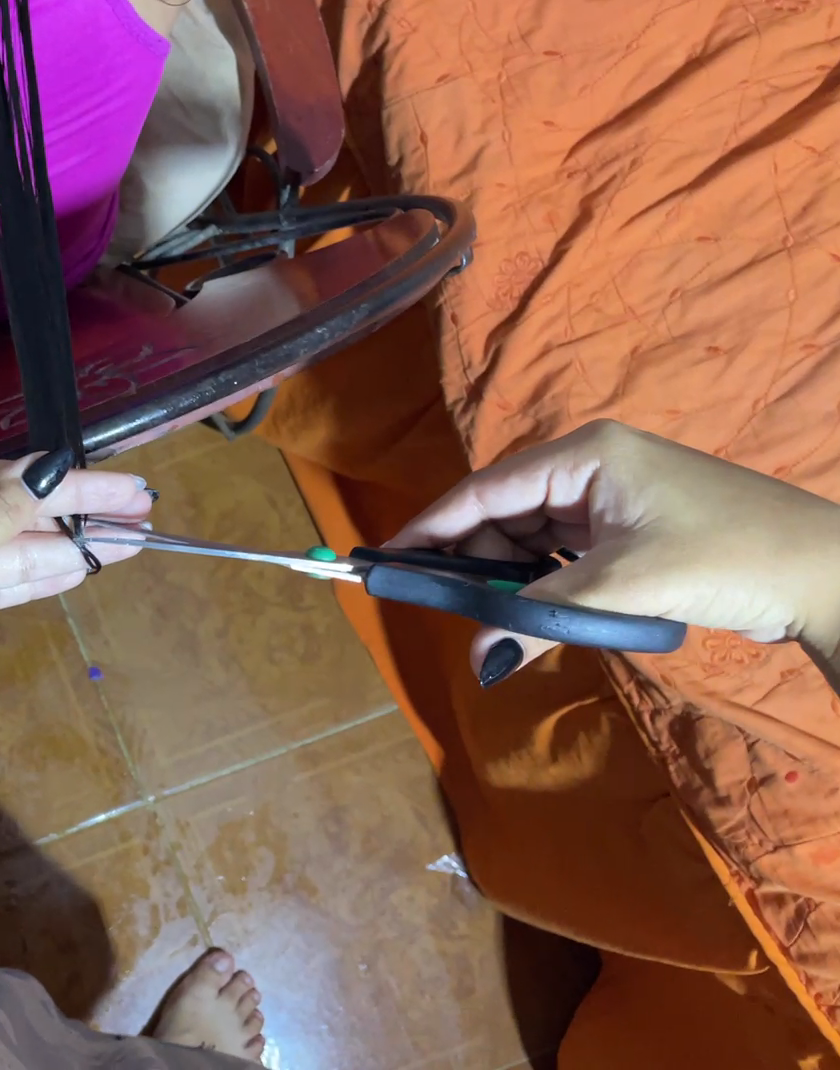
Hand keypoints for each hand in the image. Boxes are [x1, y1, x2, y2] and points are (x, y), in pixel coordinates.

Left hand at [0, 457, 152, 729]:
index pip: (14, 478)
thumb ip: (0, 513)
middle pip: (16, 512)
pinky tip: (72, 572)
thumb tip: (51, 467)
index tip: (129, 491)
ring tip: (122, 547)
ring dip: (63, 550)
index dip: (75, 484)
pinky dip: (31, 578)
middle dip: (76, 516)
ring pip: (10, 551)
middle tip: (140, 519)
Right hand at [386, 420, 839, 684]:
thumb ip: (535, 617)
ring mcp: (606, 492)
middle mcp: (587, 465)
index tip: (385, 559)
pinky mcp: (623, 521)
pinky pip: (554, 546)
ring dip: (506, 572)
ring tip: (495, 609)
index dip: (428, 527)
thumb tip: (478, 662)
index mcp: (584, 456)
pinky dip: (536, 575)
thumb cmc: (733, 560)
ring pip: (523, 532)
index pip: (481, 491)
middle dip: (471, 557)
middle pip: (498, 512)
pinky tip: (532, 600)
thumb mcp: (621, 588)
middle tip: (444, 599)